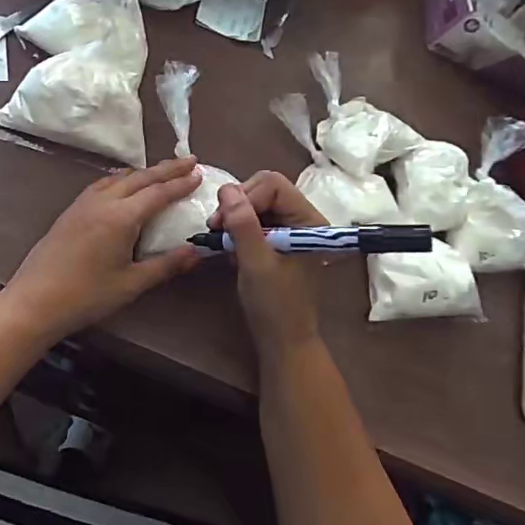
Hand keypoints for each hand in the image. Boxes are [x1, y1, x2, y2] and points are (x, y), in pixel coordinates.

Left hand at [1, 157, 203, 339]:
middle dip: (166, 169)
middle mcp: (102, 202)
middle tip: (189, 160)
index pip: (158, 193)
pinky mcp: (70, 212)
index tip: (199, 173)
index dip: (180, 183)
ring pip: (118, 178)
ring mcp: (83, 204)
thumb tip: (196, 252)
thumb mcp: (131, 284)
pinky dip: (121, 179)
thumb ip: (165, 265)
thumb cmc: (86, 296)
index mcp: (121, 217)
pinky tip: (123, 186)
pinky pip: (102, 185)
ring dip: (143, 172)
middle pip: (139, 178)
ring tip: (161, 171)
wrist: (34, 301)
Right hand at [209, 172, 327, 357]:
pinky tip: (230, 248)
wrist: (282, 340)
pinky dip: (237, 229)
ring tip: (221, 240)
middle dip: (237, 204)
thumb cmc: (274, 305)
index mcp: (308, 220)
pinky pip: (253, 220)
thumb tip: (227, 190)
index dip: (245, 196)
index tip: (221, 222)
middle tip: (216, 228)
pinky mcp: (277, 240)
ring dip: (234, 217)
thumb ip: (243, 225)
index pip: (273, 185)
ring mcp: (289, 229)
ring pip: (256, 203)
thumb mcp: (255, 263)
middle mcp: (302, 219)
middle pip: (264, 189)